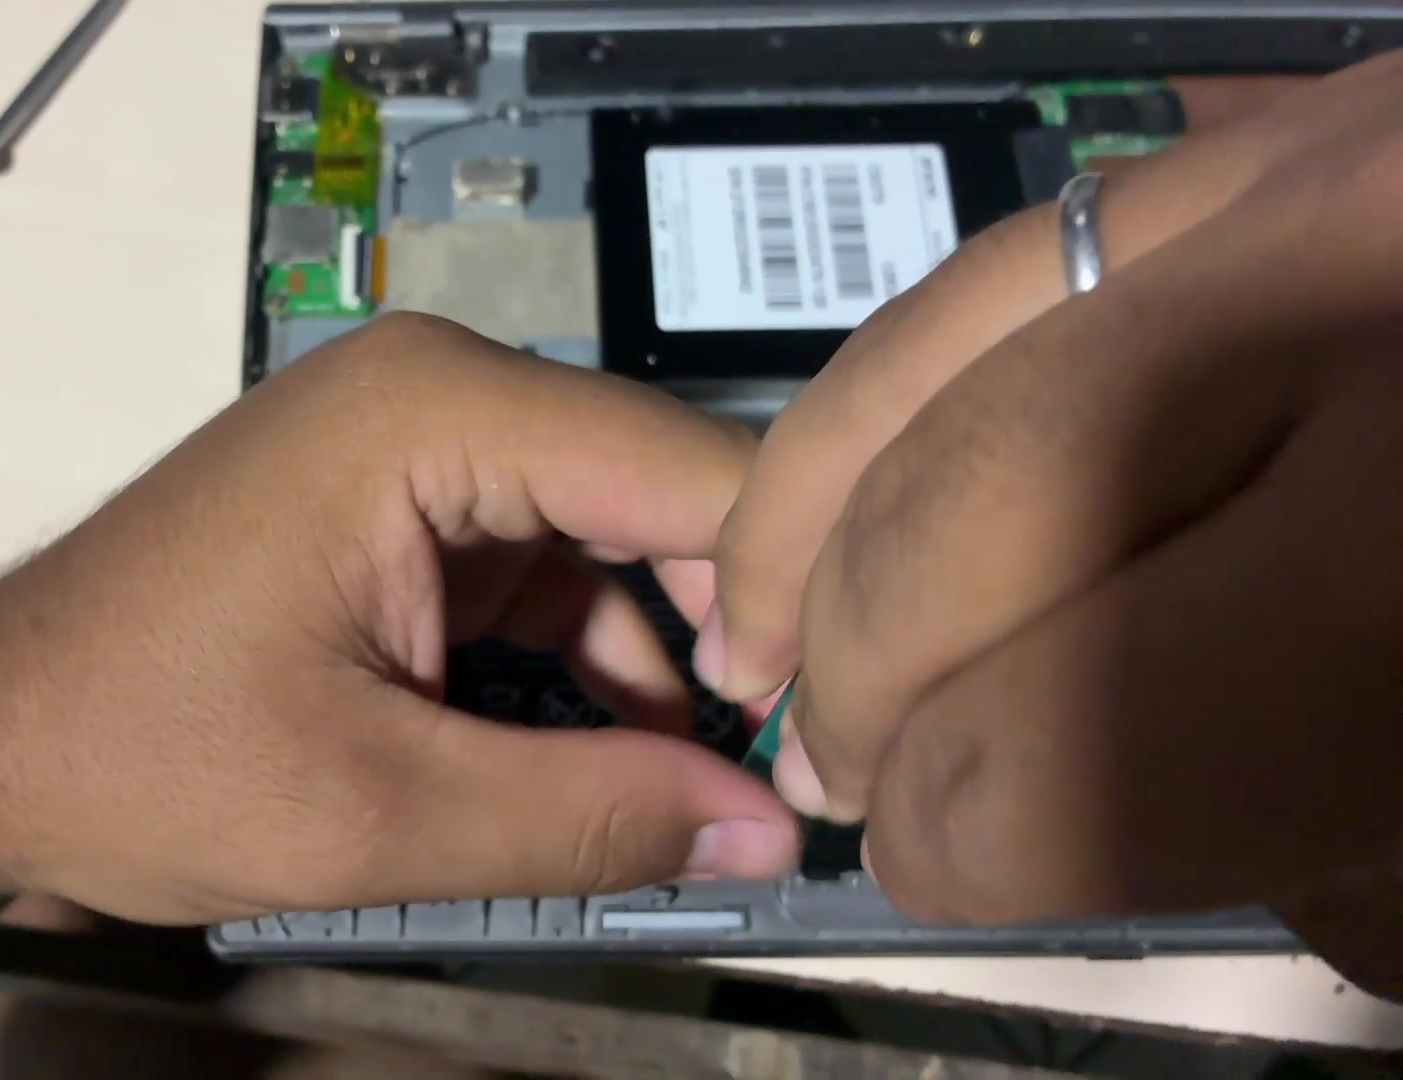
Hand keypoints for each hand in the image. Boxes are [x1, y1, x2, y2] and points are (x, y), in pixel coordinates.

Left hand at [0, 313, 796, 924]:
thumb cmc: (142, 755)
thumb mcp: (373, 808)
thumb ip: (584, 816)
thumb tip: (761, 832)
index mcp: (430, 412)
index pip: (673, 468)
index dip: (770, 593)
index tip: (815, 730)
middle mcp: (435, 395)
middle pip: (644, 494)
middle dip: (710, 632)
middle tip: (767, 771)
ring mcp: (415, 446)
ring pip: (596, 539)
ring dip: (641, 662)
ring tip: (671, 786)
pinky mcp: (398, 507)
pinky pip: (534, 566)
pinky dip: (572, 656)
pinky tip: (586, 748)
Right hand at [698, 58, 1402, 993]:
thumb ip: (1317, 837)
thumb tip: (1053, 839)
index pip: (1116, 706)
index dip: (974, 824)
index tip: (928, 867)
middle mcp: (1360, 279)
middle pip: (970, 519)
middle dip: (860, 684)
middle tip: (831, 772)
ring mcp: (1272, 182)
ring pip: (910, 391)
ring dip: (790, 550)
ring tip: (751, 652)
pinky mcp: (1204, 163)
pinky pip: (937, 309)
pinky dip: (834, 433)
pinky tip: (790, 520)